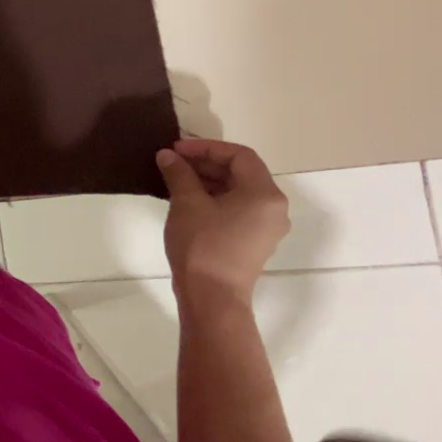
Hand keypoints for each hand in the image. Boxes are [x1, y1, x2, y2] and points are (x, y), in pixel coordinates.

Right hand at [157, 139, 290, 306]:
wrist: (212, 294)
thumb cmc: (202, 243)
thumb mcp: (186, 202)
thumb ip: (178, 173)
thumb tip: (167, 155)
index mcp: (264, 194)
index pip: (240, 156)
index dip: (206, 147)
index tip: (176, 150)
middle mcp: (273, 207)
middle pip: (242, 172)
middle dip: (205, 162)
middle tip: (172, 162)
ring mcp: (266, 225)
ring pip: (238, 190)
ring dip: (208, 179)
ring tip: (175, 179)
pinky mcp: (254, 239)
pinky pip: (237, 207)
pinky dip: (214, 197)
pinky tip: (187, 199)